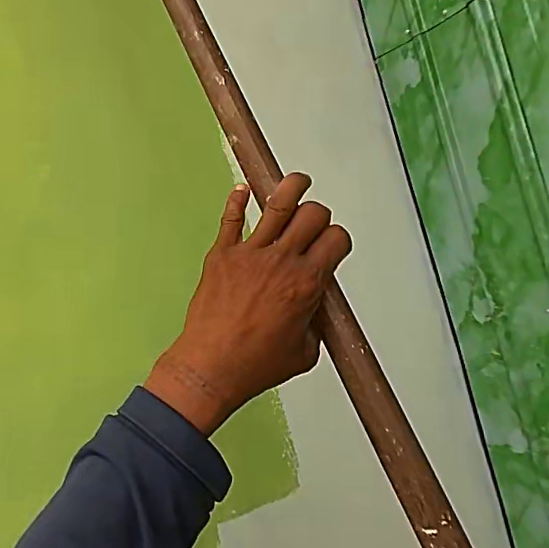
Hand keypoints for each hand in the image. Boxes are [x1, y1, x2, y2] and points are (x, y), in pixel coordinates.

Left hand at [144, 173, 351, 435]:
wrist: (210, 367)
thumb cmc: (254, 364)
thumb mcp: (305, 350)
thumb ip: (315, 321)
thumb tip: (311, 306)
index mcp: (306, 283)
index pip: (336, 239)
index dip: (337, 239)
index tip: (332, 244)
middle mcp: (280, 262)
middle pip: (312, 214)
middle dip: (318, 214)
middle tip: (313, 219)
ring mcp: (248, 254)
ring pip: (276, 205)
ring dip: (291, 187)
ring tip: (297, 180)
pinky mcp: (220, 255)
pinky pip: (230, 219)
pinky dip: (237, 200)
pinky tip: (243, 190)